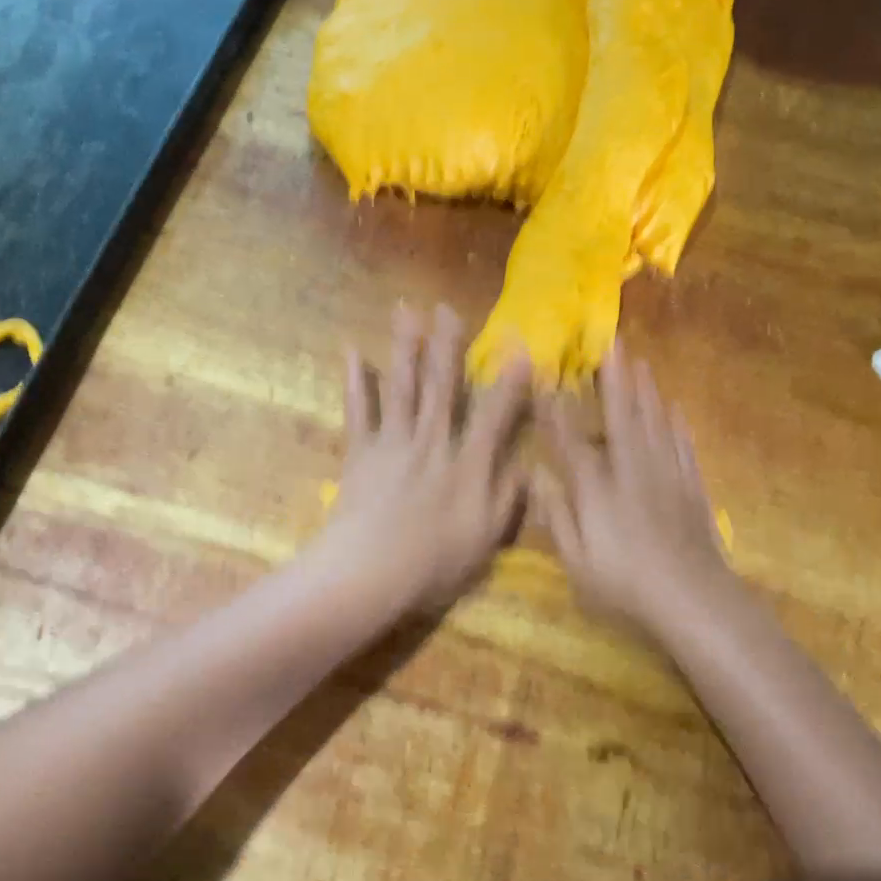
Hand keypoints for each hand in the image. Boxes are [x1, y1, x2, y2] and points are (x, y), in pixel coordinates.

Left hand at [317, 302, 532, 611]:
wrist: (369, 572)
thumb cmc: (432, 564)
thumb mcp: (485, 540)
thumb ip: (507, 499)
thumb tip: (528, 466)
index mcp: (468, 465)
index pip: (495, 415)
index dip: (510, 381)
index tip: (520, 347)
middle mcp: (433, 443)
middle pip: (442, 387)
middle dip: (448, 346)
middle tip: (447, 308)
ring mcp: (393, 444)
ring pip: (402, 387)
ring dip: (405, 346)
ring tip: (406, 310)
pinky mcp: (360, 453)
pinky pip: (357, 411)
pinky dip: (356, 381)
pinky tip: (353, 352)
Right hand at [534, 346, 730, 631]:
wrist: (692, 597)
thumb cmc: (624, 584)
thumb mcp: (576, 560)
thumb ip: (557, 516)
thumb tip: (535, 477)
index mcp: (596, 489)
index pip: (569, 440)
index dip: (556, 409)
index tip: (547, 377)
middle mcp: (631, 470)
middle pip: (621, 416)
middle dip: (614, 380)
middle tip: (611, 344)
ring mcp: (666, 476)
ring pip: (655, 423)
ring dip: (646, 392)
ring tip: (640, 363)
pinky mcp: (692, 489)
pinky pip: (683, 446)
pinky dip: (677, 425)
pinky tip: (674, 411)